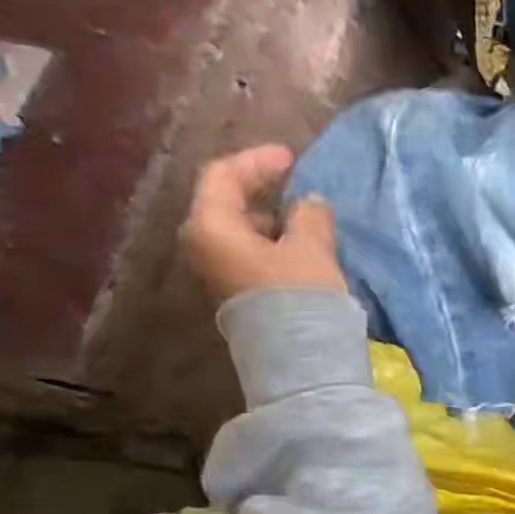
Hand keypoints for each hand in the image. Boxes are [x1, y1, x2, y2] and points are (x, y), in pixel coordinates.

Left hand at [179, 144, 346, 299]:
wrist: (298, 356)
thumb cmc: (299, 294)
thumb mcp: (310, 248)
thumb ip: (309, 216)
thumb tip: (309, 201)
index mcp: (210, 225)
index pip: (223, 176)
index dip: (257, 162)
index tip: (290, 157)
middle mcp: (204, 245)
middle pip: (228, 204)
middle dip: (263, 191)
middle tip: (296, 184)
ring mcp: (219, 271)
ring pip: (242, 231)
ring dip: (273, 220)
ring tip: (306, 218)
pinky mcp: (239, 292)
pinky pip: (251, 254)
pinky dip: (274, 242)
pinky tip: (302, 246)